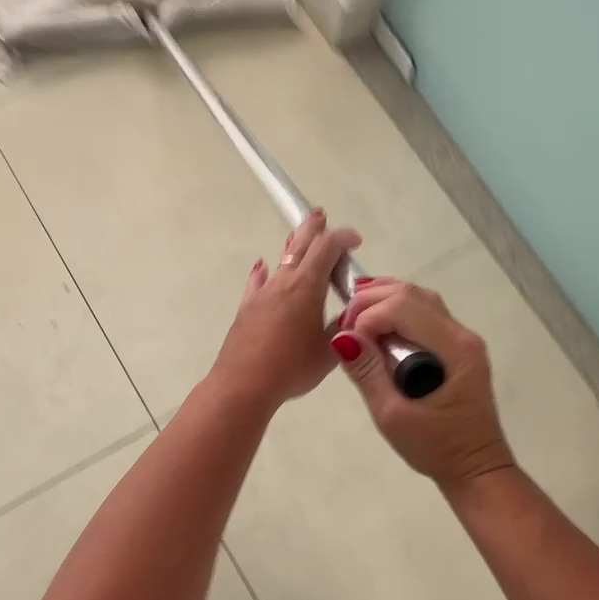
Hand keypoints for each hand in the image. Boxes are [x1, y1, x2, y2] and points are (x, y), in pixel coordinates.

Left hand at [209, 210, 360, 410]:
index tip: (355, 240)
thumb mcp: (329, 351)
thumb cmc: (291, 368)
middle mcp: (283, 283)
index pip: (327, 249)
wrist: (243, 384)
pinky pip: (257, 283)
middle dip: (313, 229)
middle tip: (320, 215)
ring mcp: (262, 295)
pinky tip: (261, 268)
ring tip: (296, 237)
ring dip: (292, 247)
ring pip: (279, 262)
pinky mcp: (246, 309)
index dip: (342, 238)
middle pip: (299, 246)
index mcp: (307, 287)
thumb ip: (342, 329)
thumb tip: (351, 315)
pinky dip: (263, 273)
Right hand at [331, 279, 514, 487]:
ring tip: (352, 315)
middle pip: (412, 295)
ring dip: (383, 300)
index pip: (404, 307)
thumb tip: (341, 336)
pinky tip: (374, 321)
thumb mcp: (393, 416)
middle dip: (371, 302)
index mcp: (454, 349)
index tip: (346, 342)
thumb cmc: (436, 448)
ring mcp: (462, 339)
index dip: (368, 316)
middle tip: (343, 325)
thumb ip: (368, 374)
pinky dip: (396, 310)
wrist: (475, 468)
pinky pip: (424, 314)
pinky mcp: (456, 346)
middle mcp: (462, 335)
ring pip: (419, 299)